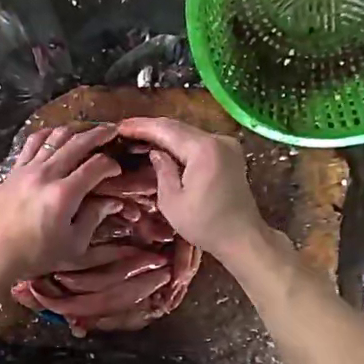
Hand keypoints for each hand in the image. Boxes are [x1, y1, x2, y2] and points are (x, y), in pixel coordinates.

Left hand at [0, 124, 125, 284]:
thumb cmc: (37, 254)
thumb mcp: (74, 245)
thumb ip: (94, 219)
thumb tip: (113, 202)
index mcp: (64, 195)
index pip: (96, 167)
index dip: (111, 165)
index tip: (117, 170)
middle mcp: (47, 175)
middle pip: (77, 144)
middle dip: (99, 135)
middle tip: (112, 131)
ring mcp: (28, 169)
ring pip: (55, 137)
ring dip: (75, 131)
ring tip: (87, 131)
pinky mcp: (14, 169)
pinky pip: (32, 142)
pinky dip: (48, 134)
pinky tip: (56, 135)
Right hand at [115, 117, 266, 258]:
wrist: (243, 237)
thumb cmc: (206, 225)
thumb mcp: (172, 202)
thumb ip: (162, 171)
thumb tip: (155, 153)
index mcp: (203, 149)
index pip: (166, 129)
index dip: (141, 127)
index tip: (120, 126)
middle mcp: (218, 140)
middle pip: (178, 127)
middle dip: (151, 128)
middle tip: (126, 130)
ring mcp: (227, 145)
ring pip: (189, 133)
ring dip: (166, 135)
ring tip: (141, 136)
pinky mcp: (230, 154)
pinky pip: (200, 143)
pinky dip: (181, 144)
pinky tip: (165, 147)